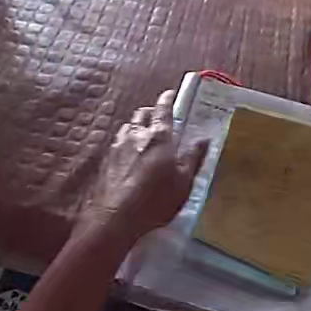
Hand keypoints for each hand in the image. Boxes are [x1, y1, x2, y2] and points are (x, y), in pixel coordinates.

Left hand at [83, 90, 208, 238]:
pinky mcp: (105, 159)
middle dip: (151, 112)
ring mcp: (117, 145)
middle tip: (159, 118)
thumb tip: (204, 139)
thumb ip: (193, 158)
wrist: (116, 216)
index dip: (167, 99)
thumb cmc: (156, 200)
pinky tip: (129, 155)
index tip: (170, 95)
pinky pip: (118, 142)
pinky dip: (126, 142)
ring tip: (144, 137)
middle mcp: (136, 134)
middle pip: (142, 113)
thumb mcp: (184, 182)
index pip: (163, 109)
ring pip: (128, 127)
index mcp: (159, 136)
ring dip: (137, 127)